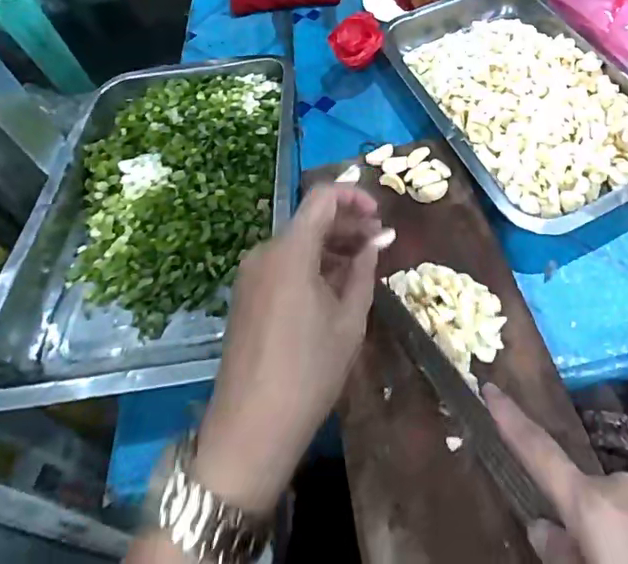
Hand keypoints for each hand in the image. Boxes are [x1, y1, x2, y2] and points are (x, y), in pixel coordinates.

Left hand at [190, 183, 384, 513]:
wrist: (249, 430)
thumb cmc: (309, 372)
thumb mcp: (349, 319)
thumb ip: (365, 269)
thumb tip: (379, 238)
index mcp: (290, 252)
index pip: (322, 198)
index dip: (354, 196)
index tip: (379, 215)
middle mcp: (265, 253)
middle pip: (310, 220)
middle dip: (348, 224)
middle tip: (380, 243)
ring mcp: (251, 275)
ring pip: (298, 243)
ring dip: (332, 246)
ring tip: (364, 266)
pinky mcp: (246, 296)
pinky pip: (284, 264)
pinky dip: (312, 265)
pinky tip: (336, 287)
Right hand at [487, 384, 627, 563]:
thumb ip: (563, 555)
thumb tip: (542, 527)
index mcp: (592, 504)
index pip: (540, 453)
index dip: (511, 422)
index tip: (490, 388)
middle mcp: (624, 485)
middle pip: (586, 497)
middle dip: (583, 524)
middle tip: (592, 561)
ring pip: (623, 510)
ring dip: (619, 537)